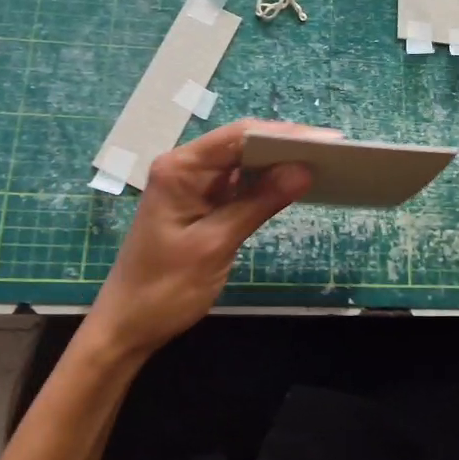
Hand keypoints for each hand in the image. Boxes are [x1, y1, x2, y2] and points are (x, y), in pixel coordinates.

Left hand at [87, 119, 337, 360]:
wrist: (127, 326)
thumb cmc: (164, 288)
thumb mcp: (216, 244)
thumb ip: (259, 203)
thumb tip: (303, 171)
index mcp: (180, 168)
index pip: (239, 136)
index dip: (283, 134)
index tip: (325, 138)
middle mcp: (184, 168)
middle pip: (241, 145)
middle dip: (284, 145)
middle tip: (331, 150)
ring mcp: (191, 186)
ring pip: (242, 164)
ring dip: (276, 164)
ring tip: (321, 162)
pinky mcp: (199, 204)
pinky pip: (237, 185)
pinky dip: (263, 185)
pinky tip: (291, 185)